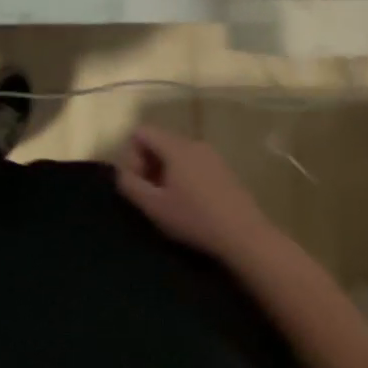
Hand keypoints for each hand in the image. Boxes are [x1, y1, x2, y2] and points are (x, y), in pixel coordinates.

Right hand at [116, 124, 284, 264]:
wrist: (246, 236)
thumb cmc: (195, 219)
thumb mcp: (154, 206)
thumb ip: (129, 185)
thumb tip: (122, 172)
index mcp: (175, 146)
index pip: (141, 132)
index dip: (130, 155)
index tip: (138, 183)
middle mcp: (194, 143)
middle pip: (158, 140)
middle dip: (146, 164)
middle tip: (150, 195)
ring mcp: (212, 155)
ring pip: (176, 152)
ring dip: (164, 171)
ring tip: (169, 201)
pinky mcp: (224, 169)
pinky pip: (193, 162)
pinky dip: (183, 176)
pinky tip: (190, 203)